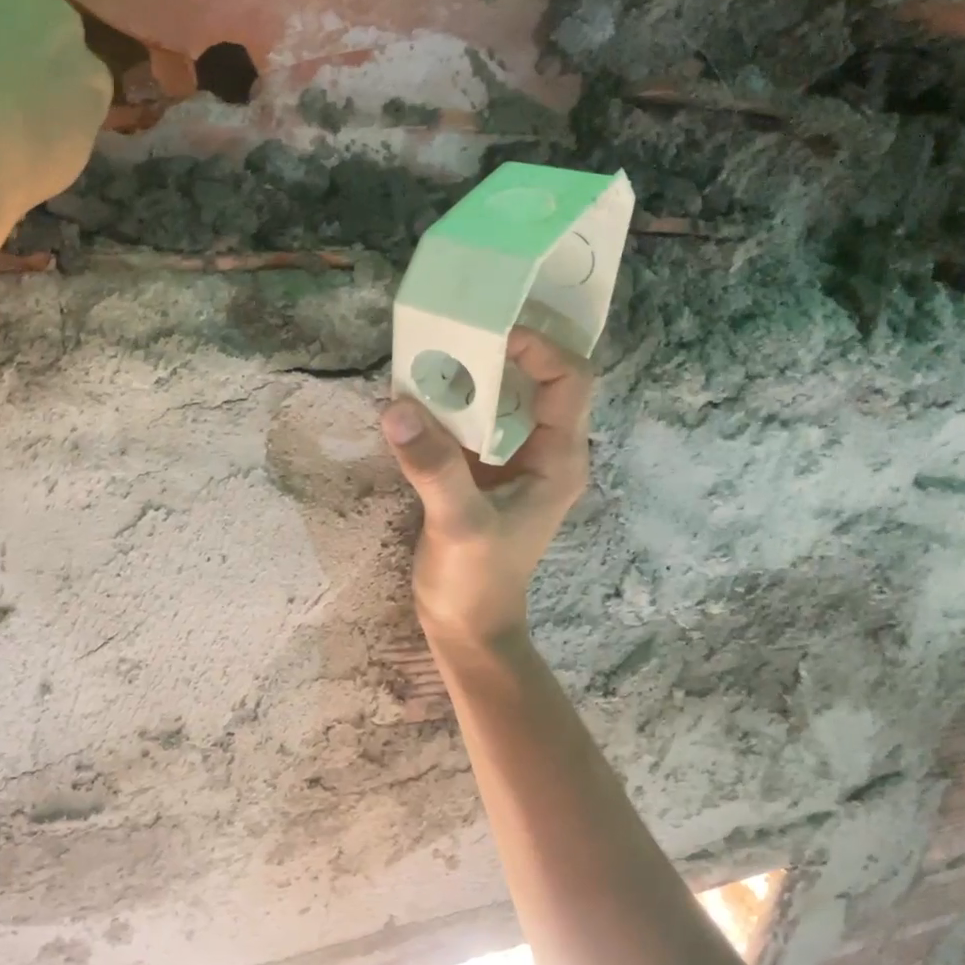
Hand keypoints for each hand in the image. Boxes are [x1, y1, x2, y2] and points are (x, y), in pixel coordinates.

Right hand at [381, 328, 595, 652]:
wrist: (467, 630)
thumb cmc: (477, 582)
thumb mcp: (458, 524)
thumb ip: (433, 466)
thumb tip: (396, 407)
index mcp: (558, 458)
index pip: (568, 379)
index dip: (537, 347)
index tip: (486, 335)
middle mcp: (542, 451)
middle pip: (535, 381)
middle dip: (498, 353)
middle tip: (451, 334)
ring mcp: (509, 462)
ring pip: (499, 400)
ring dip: (467, 377)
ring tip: (426, 358)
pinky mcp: (478, 473)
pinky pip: (468, 424)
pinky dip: (446, 405)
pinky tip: (413, 398)